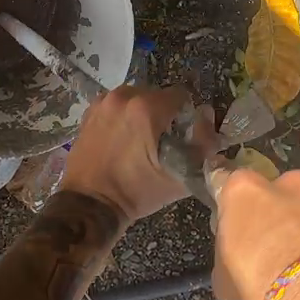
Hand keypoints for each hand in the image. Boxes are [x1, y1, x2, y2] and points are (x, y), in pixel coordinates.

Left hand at [58, 86, 197, 223]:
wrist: (89, 204)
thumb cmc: (136, 192)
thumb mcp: (180, 176)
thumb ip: (203, 146)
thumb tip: (209, 121)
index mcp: (146, 107)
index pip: (181, 95)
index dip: (188, 114)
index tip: (186, 134)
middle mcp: (123, 96)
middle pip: (157, 95)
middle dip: (165, 114)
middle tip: (166, 140)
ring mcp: (103, 102)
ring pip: (135, 99)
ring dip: (143, 114)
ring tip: (143, 141)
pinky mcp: (89, 112)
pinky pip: (116, 106)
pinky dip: (124, 117)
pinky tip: (124, 140)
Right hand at [211, 166, 299, 299]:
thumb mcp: (227, 286)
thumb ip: (233, 253)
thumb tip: (246, 250)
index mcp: (247, 193)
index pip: (225, 182)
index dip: (230, 205)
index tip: (234, 221)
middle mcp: (294, 184)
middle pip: (282, 194)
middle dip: (282, 217)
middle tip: (284, 256)